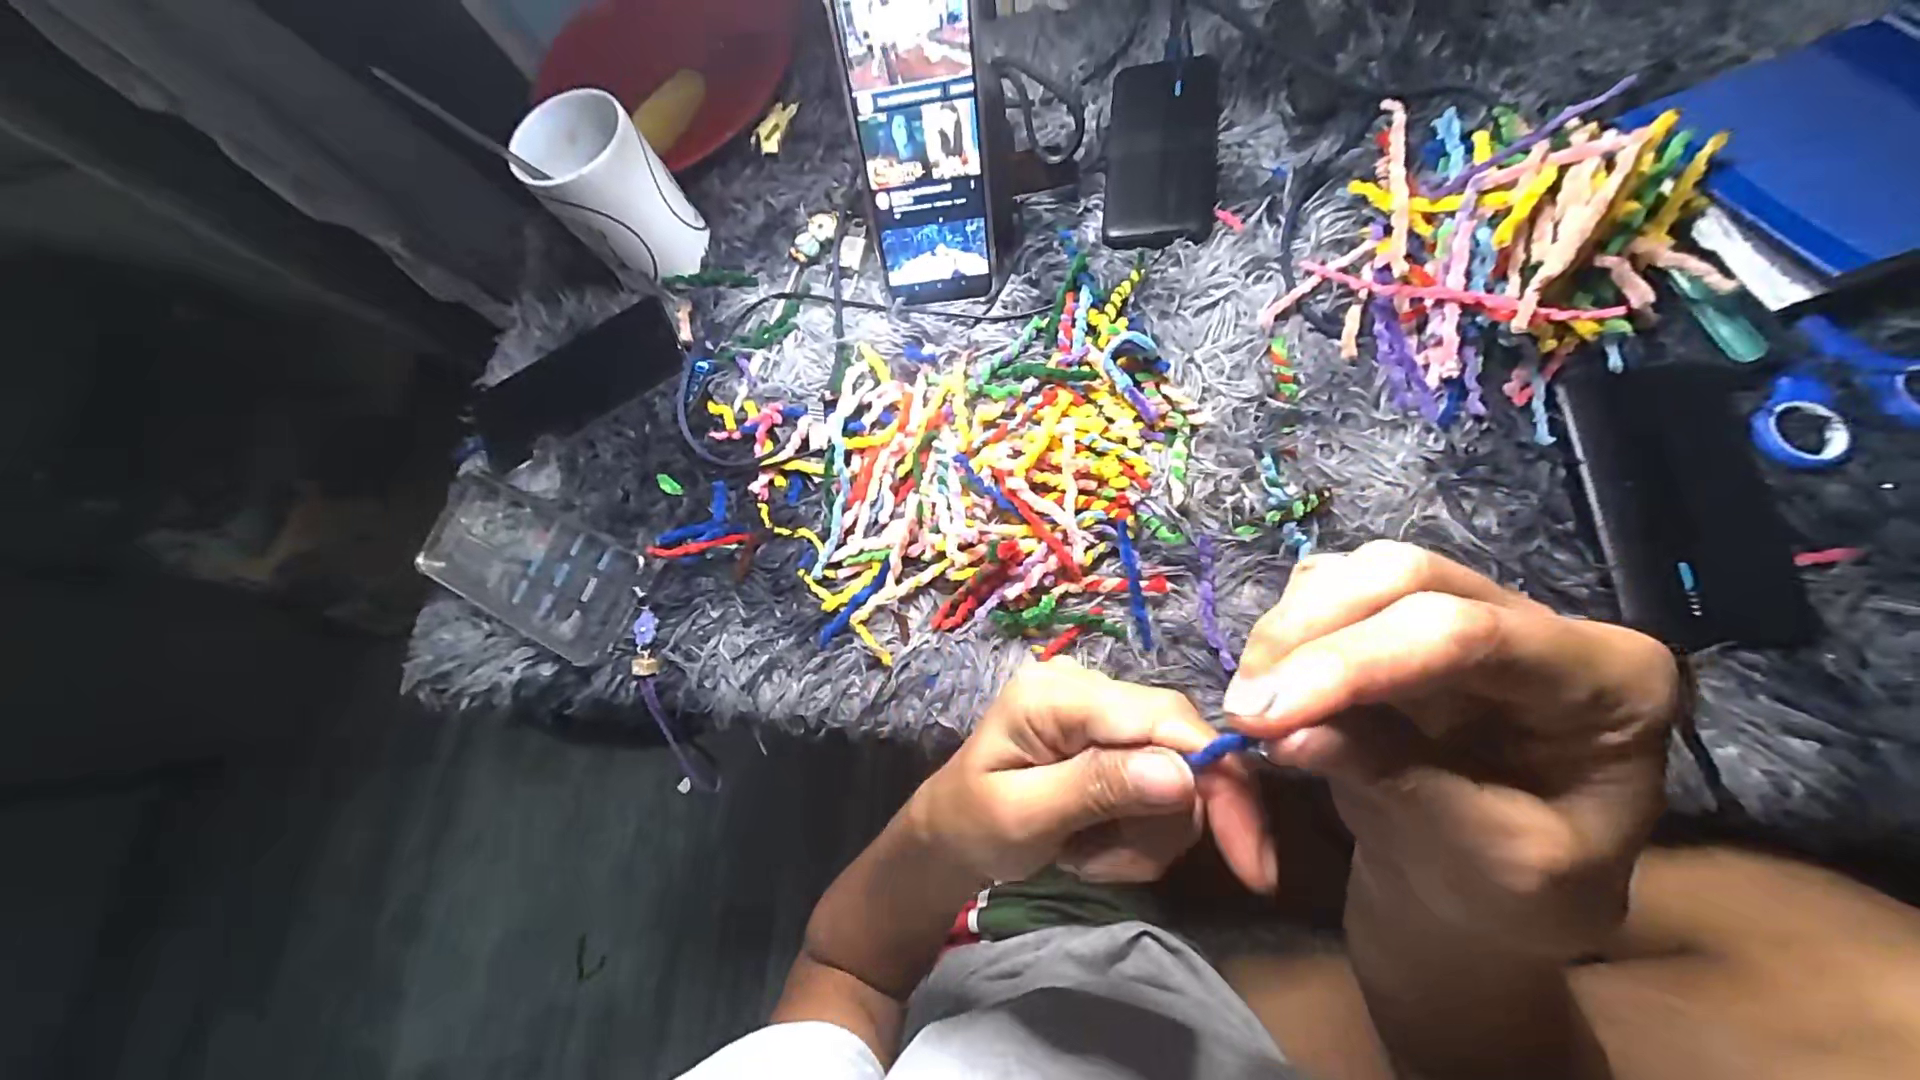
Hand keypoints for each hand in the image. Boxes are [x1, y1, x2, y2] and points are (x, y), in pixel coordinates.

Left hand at [908, 658, 1274, 889]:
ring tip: (1087, 854)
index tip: (1251, 856)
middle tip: (1119, 866)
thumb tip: (1182, 774)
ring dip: (1144, 834)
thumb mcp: (1023, 815)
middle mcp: (1087, 687)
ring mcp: (1099, 713)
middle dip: (1170, 819)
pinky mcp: (1108, 740)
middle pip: (1179, 743)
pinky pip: (1157, 787)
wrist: (947, 834)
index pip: (1162, 717)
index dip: (1216, 777)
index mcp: (1057, 693)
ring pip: (1175, 775)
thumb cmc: (970, 825)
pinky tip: (1091, 842)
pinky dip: (1137, 830)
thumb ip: (1097, 788)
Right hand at [1224, 541, 1679, 957]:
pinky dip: (1283, 632)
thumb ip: (1391, 782)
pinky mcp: (1395, 617)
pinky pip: (1324, 590)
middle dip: (1308, 631)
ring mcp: (1459, 608)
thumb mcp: (1485, 862)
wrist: (1482, 884)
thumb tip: (1280, 735)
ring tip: (1254, 703)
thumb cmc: (1513, 891)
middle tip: (1247, 705)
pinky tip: (1272, 681)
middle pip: (1401, 575)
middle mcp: (1533, 621)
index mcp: (1607, 681)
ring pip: (1353, 573)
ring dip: (1286, 631)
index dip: (1350, 664)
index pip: (1464, 635)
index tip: (1264, 715)